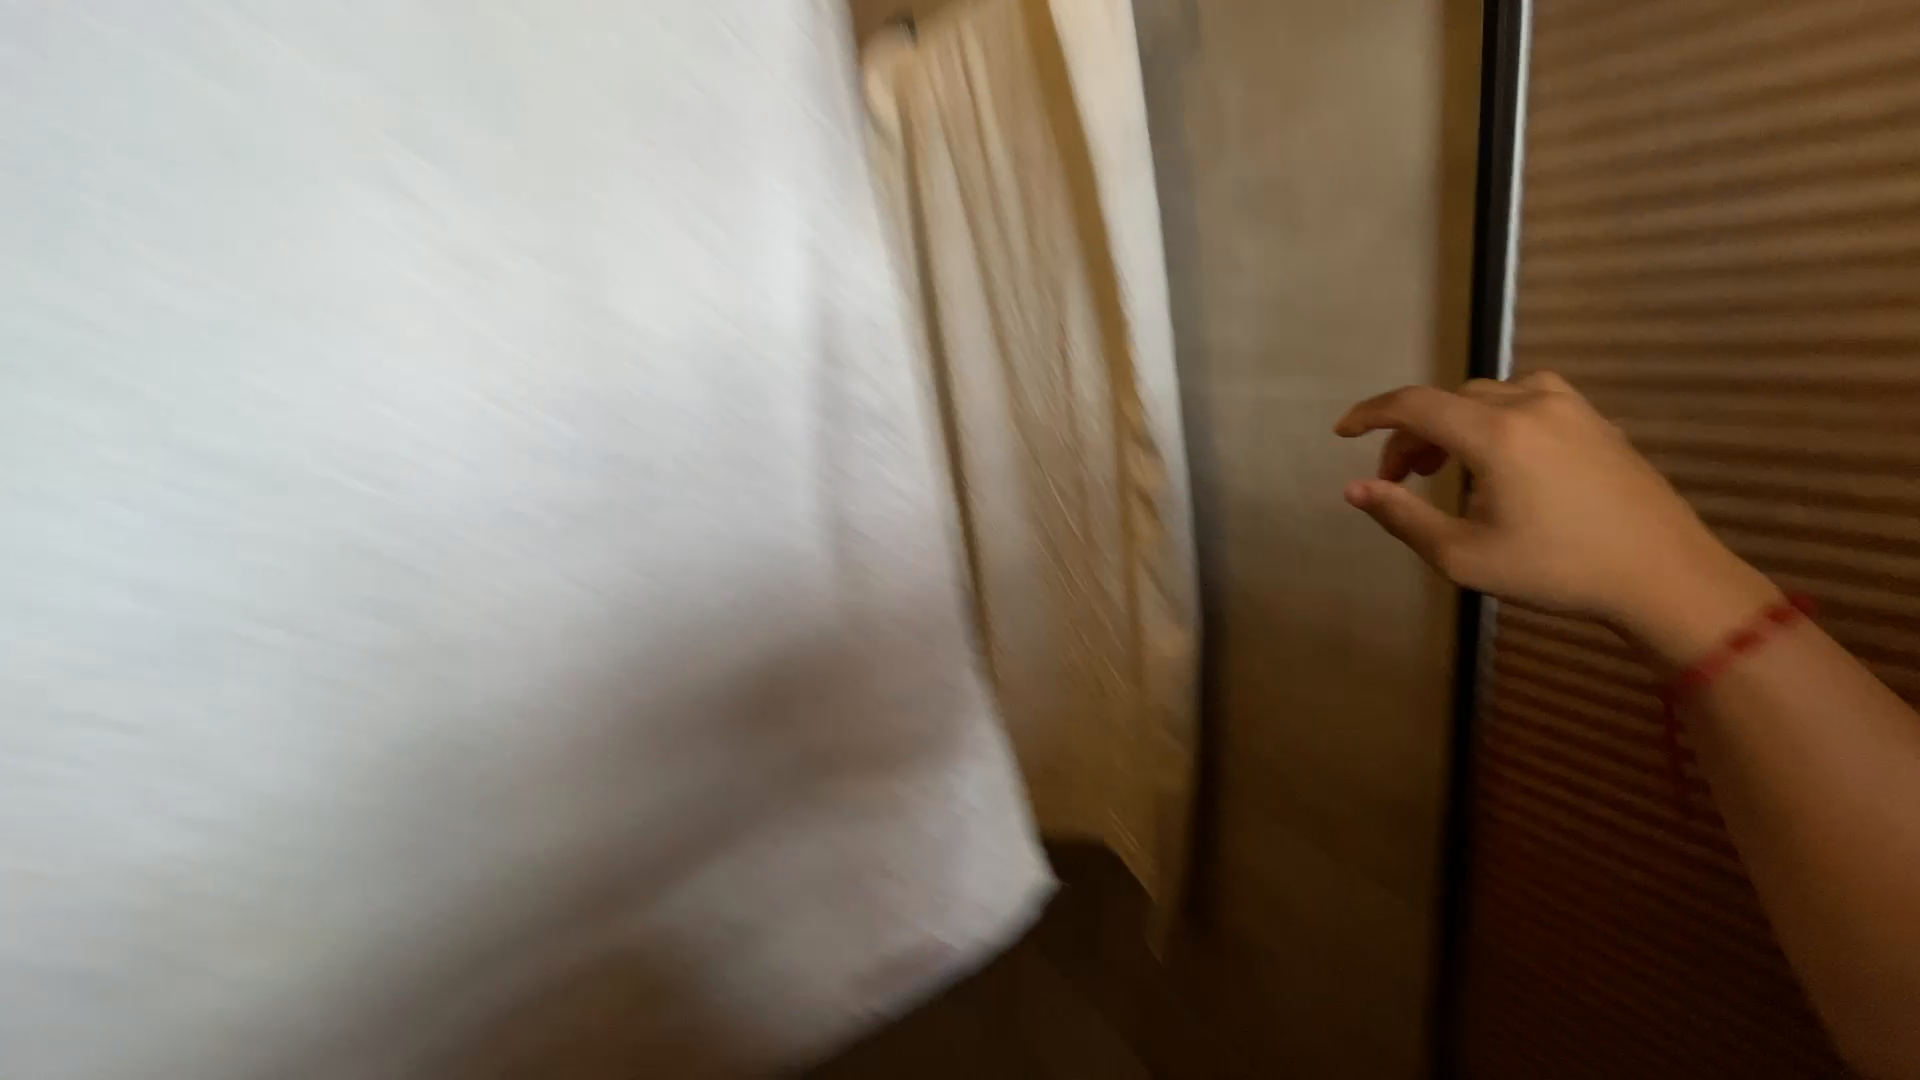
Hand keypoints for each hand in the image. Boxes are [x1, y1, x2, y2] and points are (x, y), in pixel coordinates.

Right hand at [1333, 373, 1778, 660]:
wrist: (1666, 577)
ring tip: (1445, 468)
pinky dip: (1491, 420)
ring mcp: (1571, 409)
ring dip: (1451, 424)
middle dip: (1411, 435)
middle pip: (1447, 402)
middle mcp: (1532, 405)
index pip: (1414, 405)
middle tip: (1400, 480)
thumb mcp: (1461, 555)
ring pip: (1486, 396)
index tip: (1342, 432)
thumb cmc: (1555, 570)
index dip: (1370, 414)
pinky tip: (1496, 460)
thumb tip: (1354, 489)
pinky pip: (1525, 400)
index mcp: (1497, 434)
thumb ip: (1401, 516)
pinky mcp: (1596, 422)